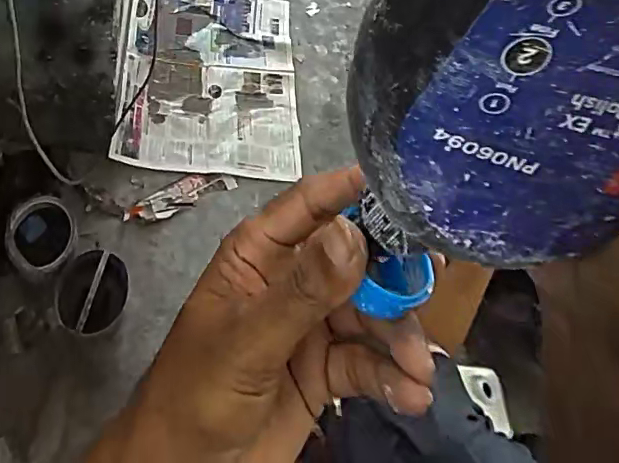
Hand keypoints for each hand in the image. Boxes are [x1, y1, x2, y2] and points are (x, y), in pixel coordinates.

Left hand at [85, 167, 433, 462]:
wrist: (188, 462)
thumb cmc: (198, 386)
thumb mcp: (249, 337)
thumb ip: (302, 291)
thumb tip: (350, 233)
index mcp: (257, 254)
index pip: (306, 207)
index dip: (348, 190)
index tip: (398, 184)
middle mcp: (287, 280)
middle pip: (350, 260)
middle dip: (391, 274)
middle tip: (430, 285)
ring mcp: (308, 324)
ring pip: (368, 313)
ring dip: (399, 337)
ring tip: (417, 368)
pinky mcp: (324, 369)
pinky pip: (368, 361)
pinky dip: (392, 375)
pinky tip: (407, 394)